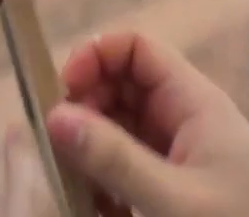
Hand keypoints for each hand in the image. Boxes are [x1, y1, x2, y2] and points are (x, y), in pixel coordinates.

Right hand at [46, 33, 248, 216]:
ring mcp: (183, 157)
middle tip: (63, 144)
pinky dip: (108, 181)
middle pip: (122, 86)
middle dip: (87, 107)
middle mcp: (187, 120)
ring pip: (121, 128)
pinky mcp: (180, 191)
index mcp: (195, 103)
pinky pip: (131, 167)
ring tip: (76, 182)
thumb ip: (115, 160)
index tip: (65, 91)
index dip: (96, 56)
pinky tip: (101, 208)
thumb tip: (53, 115)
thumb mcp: (176, 203)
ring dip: (93, 148)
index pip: (136, 48)